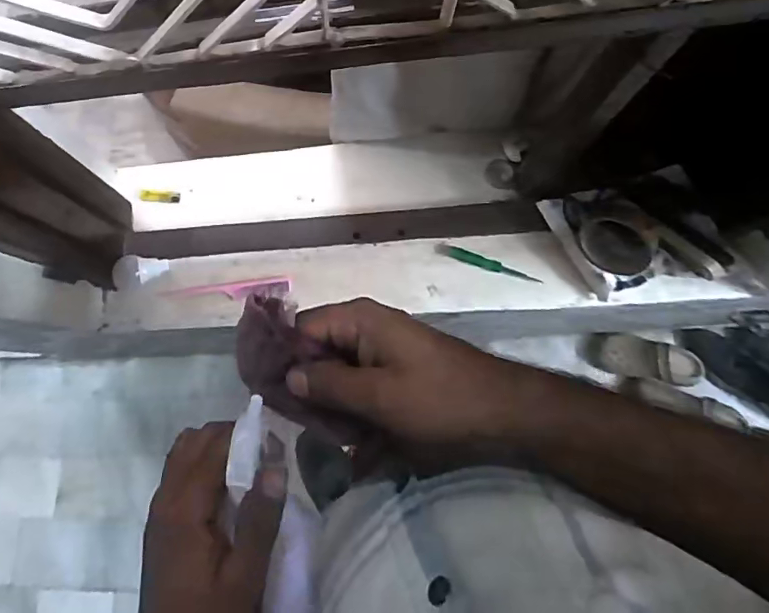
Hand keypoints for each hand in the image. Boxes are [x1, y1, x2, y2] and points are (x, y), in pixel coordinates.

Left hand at [141, 422, 285, 612]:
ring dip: (213, 448)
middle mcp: (164, 497)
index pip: (214, 444)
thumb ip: (260, 519)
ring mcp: (157, 509)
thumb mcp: (244, 576)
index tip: (274, 439)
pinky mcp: (159, 523)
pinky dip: (200, 464)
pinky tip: (224, 488)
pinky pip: (177, 471)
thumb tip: (276, 462)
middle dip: (229, 436)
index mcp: (183, 505)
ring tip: (246, 467)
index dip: (245, 433)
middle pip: (195, 439)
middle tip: (263, 453)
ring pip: (183, 452)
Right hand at [287, 298, 556, 453]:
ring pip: (336, 377)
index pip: (301, 328)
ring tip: (343, 442)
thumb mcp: (378, 396)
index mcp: (357, 319)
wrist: (500, 411)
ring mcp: (379, 351)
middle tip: (310, 429)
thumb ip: (329, 385)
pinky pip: (359, 390)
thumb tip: (287, 376)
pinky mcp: (392, 374)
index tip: (268, 395)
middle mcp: (363, 328)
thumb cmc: (437, 397)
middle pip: (316, 354)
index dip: (283, 358)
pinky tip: (361, 449)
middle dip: (311, 392)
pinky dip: (356, 415)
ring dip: (335, 410)